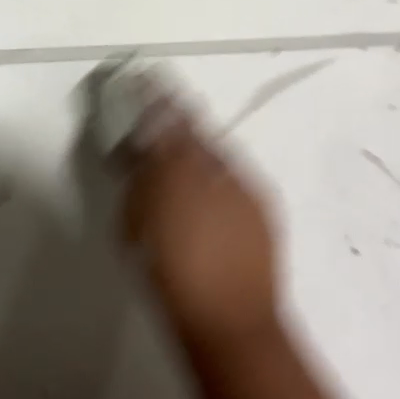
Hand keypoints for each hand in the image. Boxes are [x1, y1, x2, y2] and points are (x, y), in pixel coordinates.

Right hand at [120, 98, 280, 350]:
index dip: (151, 93)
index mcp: (180, 165)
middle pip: (192, 127)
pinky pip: (232, 175)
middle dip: (173, 113)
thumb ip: (138, 173)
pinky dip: (216, 170)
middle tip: (156, 105)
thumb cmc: (169, 271)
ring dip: (195, 143)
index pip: (164, 114)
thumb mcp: (136, 218)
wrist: (229, 323)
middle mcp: (217, 167)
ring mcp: (244, 187)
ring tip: (178, 149)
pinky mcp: (262, 208)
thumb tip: (138, 140)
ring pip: (213, 151)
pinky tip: (205, 186)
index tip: (140, 75)